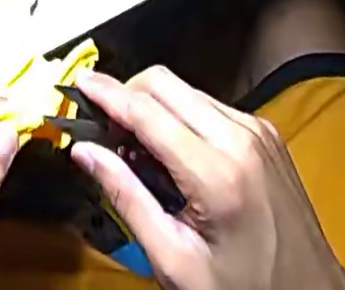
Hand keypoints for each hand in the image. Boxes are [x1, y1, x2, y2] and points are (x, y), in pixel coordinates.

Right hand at [68, 69, 344, 289]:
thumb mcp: (176, 262)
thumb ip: (126, 198)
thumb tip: (87, 154)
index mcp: (217, 173)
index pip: (145, 111)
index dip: (106, 94)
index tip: (81, 86)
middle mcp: (239, 137)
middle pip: (163, 82)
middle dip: (127, 94)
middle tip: (106, 129)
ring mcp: (255, 129)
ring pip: (184, 88)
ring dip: (153, 104)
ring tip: (139, 149)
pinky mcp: (263, 128)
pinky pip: (207, 102)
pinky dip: (180, 114)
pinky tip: (173, 151)